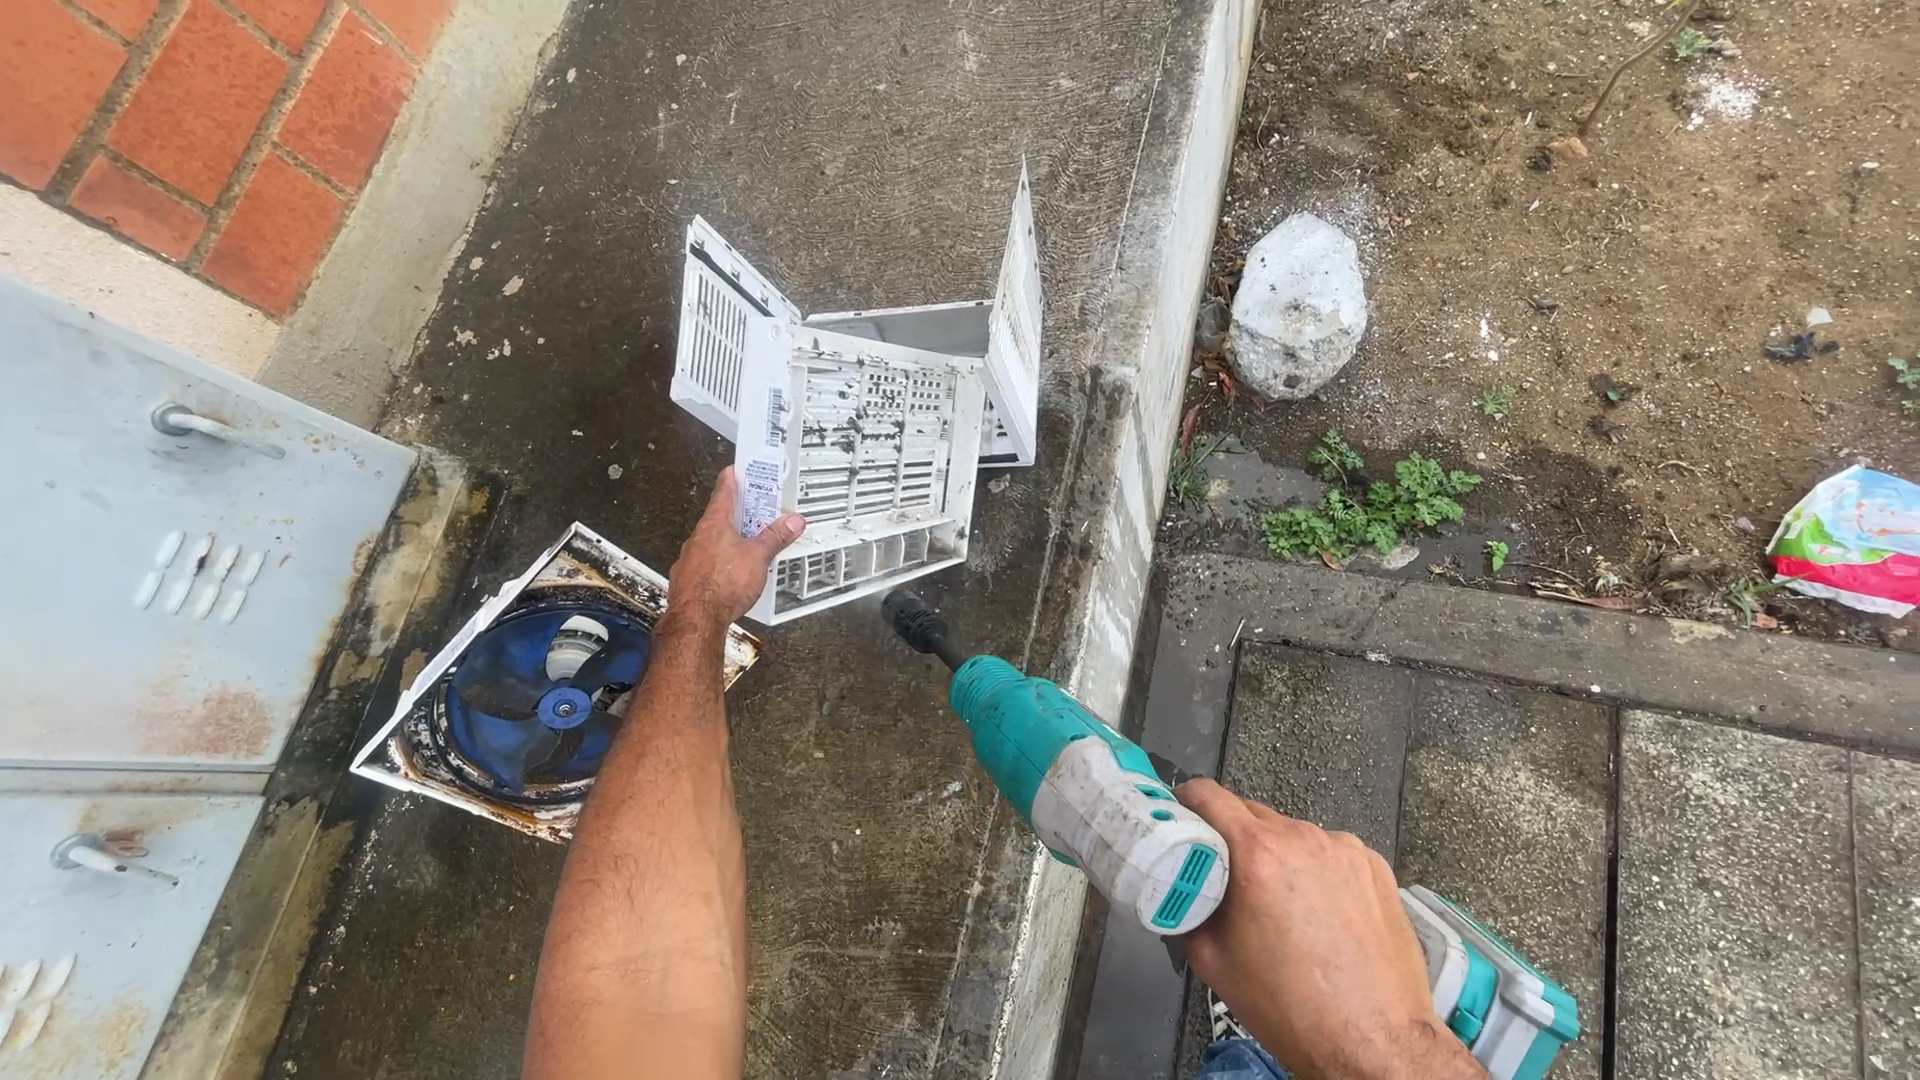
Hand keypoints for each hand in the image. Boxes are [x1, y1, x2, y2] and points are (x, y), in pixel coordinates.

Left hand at [664, 467, 804, 627]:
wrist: (697, 619)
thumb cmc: (721, 586)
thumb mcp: (759, 557)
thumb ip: (775, 537)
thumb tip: (791, 522)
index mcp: (714, 525)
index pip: (723, 491)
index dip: (733, 478)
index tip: (737, 470)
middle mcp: (699, 538)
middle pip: (720, 517)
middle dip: (740, 514)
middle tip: (756, 510)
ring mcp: (691, 559)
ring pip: (713, 542)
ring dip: (731, 540)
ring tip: (751, 546)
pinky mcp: (689, 579)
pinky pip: (708, 563)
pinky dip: (721, 562)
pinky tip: (733, 574)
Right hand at [1175, 779, 1483, 1079]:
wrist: (1377, 1047)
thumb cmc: (1293, 1009)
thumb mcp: (1211, 960)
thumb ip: (1187, 908)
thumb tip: (1177, 888)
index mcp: (1257, 854)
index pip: (1209, 795)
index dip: (1186, 801)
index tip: (1181, 815)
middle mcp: (1302, 839)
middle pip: (1249, 812)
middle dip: (1230, 836)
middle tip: (1224, 873)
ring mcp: (1345, 850)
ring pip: (1289, 832)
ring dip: (1274, 852)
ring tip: (1277, 901)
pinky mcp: (1375, 867)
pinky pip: (1328, 851)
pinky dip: (1314, 868)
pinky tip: (1318, 909)